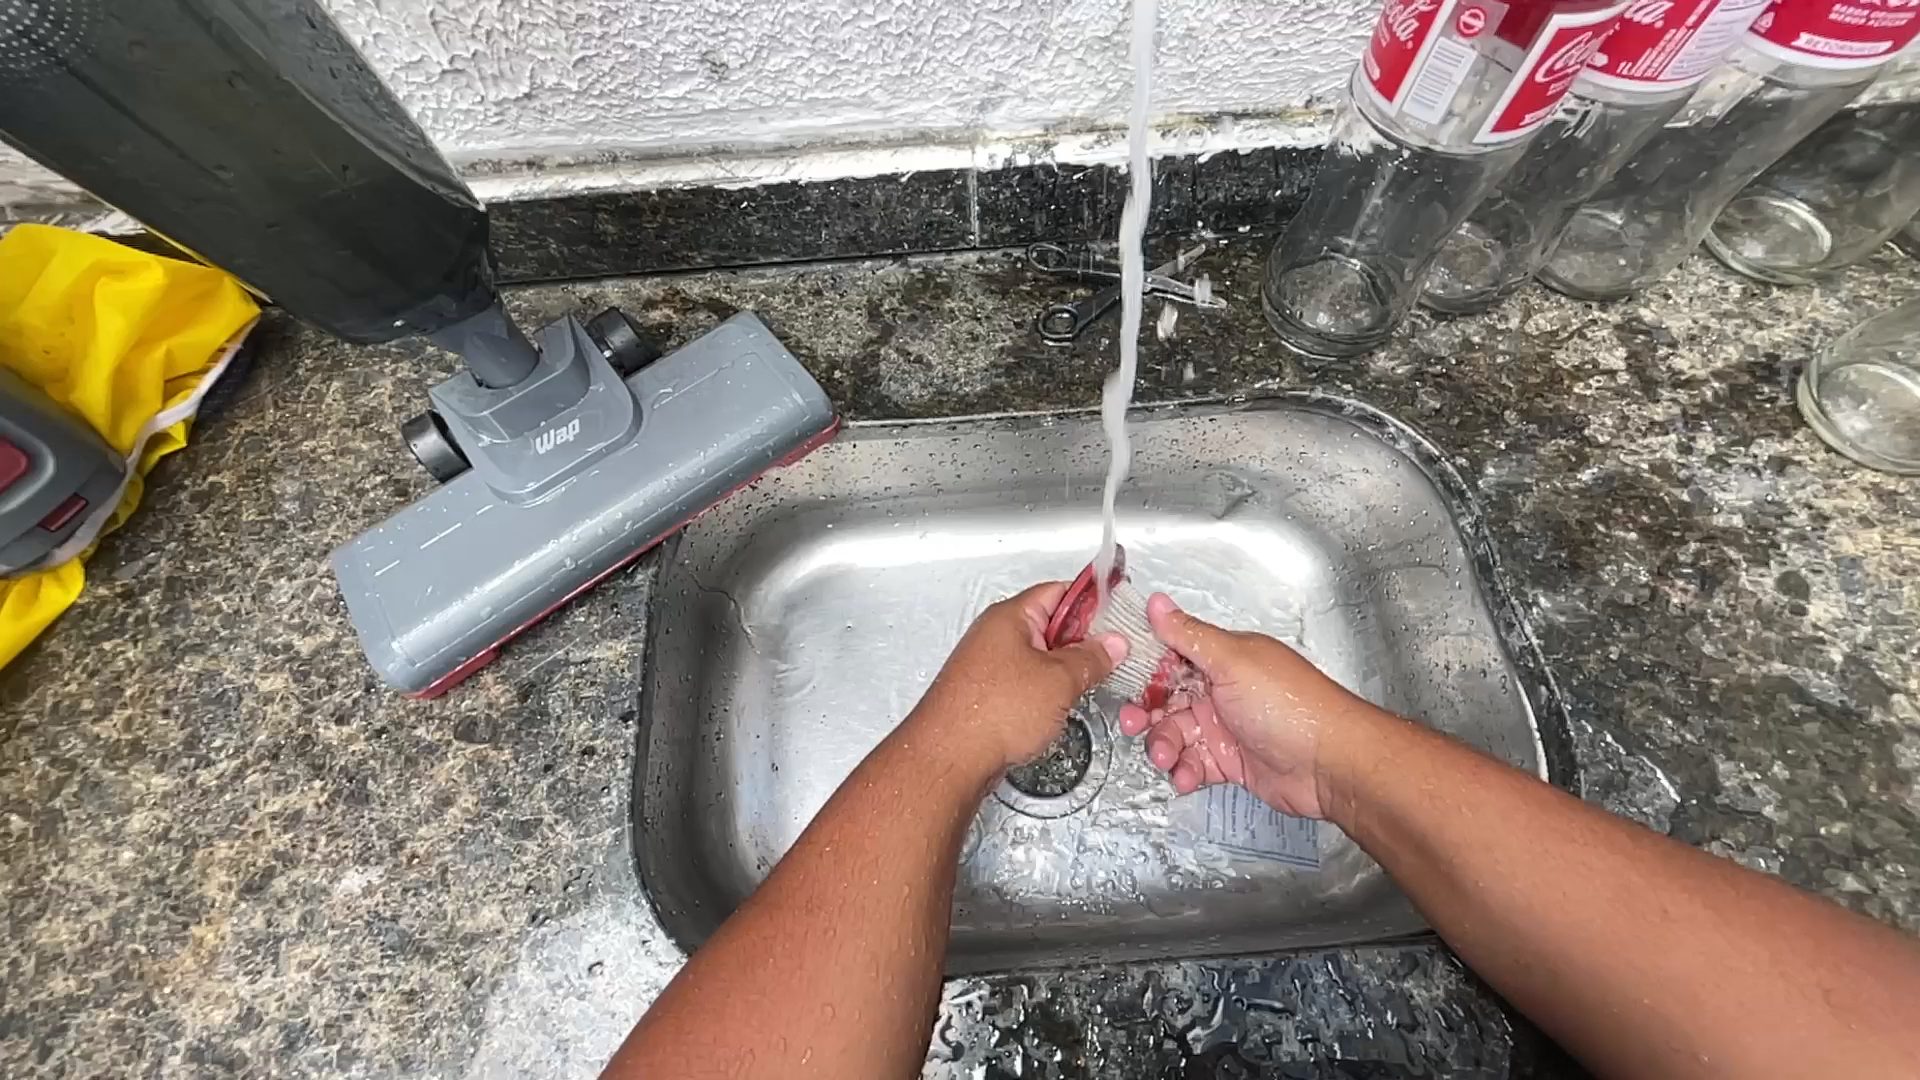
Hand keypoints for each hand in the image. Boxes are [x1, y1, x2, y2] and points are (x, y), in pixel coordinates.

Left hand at [908, 582, 1126, 774]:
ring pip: (1039, 656)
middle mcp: (996, 634)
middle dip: (1082, 640)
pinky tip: (1058, 706)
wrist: (950, 758)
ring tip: (1086, 683)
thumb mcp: (1058, 680)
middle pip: (1051, 624)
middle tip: (1110, 654)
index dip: (1091, 600)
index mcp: (1011, 616)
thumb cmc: (989, 713)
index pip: (1059, 591)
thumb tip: (1110, 644)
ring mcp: (990, 664)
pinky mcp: (988, 693)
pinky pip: (1026, 681)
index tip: (1117, 612)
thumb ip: (1090, 658)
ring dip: (1064, 668)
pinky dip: (1046, 690)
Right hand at [1118, 594, 1385, 818]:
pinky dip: (1184, 771)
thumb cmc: (1291, 706)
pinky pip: (1193, 763)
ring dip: (1163, 745)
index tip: (1123, 679)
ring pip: (1176, 733)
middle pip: (1167, 698)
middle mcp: (1221, 690)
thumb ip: (1189, 634)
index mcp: (1222, 659)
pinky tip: (1186, 775)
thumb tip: (1158, 603)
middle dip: (1146, 712)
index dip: (1145, 669)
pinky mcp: (1230, 761)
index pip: (1170, 657)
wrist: (1333, 766)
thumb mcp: (1233, 661)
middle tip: (1134, 723)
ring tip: (1165, 758)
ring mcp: (1226, 727)